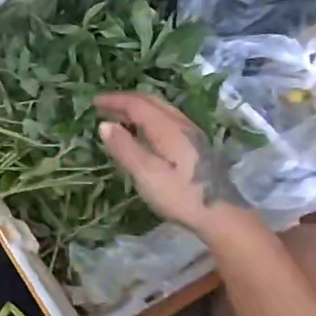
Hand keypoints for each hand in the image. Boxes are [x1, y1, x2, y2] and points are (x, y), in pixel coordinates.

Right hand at [95, 92, 257, 238]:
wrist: (222, 214)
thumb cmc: (180, 196)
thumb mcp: (146, 174)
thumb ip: (125, 148)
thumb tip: (105, 125)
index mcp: (167, 127)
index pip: (137, 104)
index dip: (114, 101)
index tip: (93, 103)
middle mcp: (181, 123)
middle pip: (150, 101)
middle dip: (125, 100)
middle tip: (104, 107)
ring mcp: (191, 133)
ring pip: (161, 109)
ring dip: (138, 108)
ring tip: (119, 118)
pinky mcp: (196, 144)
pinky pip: (167, 119)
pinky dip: (148, 118)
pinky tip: (144, 133)